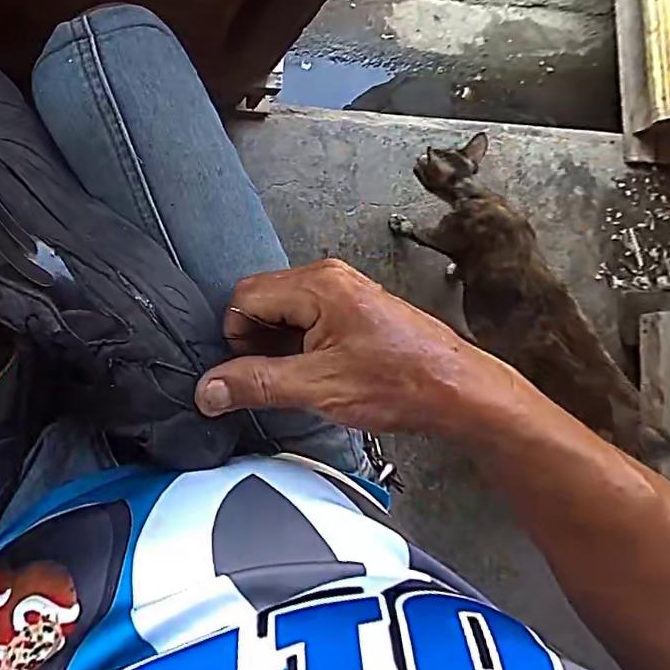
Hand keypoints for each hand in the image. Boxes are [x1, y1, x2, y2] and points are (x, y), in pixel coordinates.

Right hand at [194, 258, 525, 436]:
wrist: (458, 390)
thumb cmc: (405, 381)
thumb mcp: (319, 388)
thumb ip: (257, 385)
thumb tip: (211, 388)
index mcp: (318, 284)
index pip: (243, 298)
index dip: (236, 338)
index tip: (246, 369)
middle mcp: (328, 278)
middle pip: (260, 300)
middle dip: (255, 341)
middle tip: (274, 375)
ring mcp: (342, 291)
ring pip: (282, 311)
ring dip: (278, 345)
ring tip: (302, 376)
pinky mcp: (351, 308)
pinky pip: (305, 317)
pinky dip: (299, 344)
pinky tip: (318, 371)